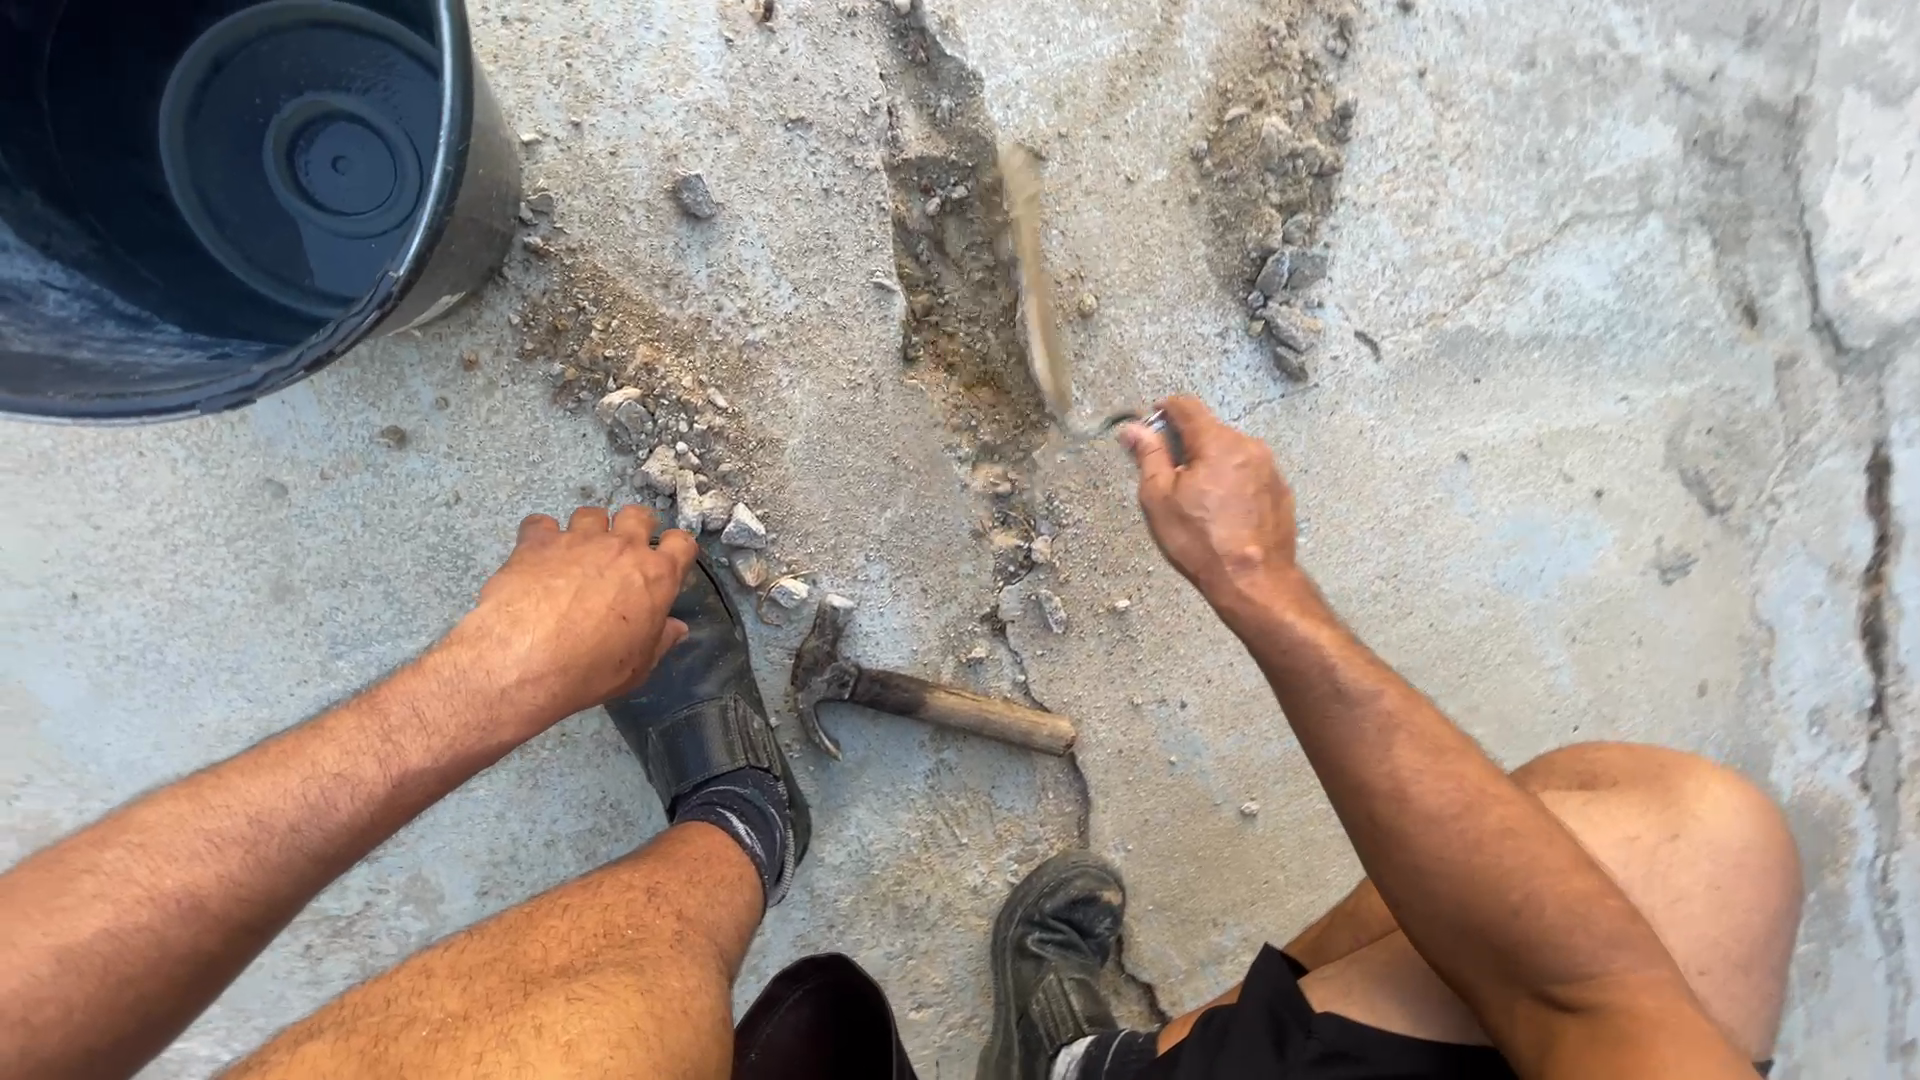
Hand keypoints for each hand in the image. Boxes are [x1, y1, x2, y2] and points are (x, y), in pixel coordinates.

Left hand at [434, 505, 697, 731]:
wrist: (526, 660)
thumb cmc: (594, 669)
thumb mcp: (639, 666)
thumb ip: (661, 640)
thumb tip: (677, 628)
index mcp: (656, 576)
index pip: (682, 543)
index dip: (677, 548)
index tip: (667, 560)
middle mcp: (622, 548)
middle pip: (638, 515)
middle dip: (635, 525)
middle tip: (623, 549)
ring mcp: (579, 540)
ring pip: (591, 513)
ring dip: (589, 528)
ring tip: (577, 551)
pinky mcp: (537, 542)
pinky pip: (540, 522)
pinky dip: (541, 535)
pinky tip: (536, 555)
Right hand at [1120, 396, 1299, 605]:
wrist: (1253, 579)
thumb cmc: (1200, 541)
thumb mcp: (1159, 498)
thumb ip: (1148, 456)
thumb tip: (1135, 429)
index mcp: (1216, 442)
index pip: (1186, 405)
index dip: (1164, 410)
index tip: (1151, 425)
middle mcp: (1248, 445)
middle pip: (1209, 430)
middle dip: (1186, 445)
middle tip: (1169, 478)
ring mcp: (1269, 467)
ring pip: (1230, 452)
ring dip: (1210, 463)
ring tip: (1197, 501)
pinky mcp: (1280, 489)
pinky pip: (1248, 472)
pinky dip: (1231, 481)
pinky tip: (1222, 512)